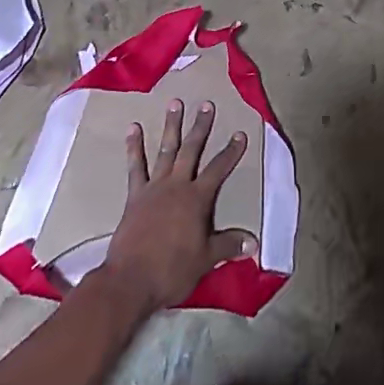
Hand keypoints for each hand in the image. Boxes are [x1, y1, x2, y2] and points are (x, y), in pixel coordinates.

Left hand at [96, 98, 253, 313]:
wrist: (129, 280)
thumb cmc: (172, 269)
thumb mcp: (206, 259)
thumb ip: (229, 245)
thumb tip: (254, 243)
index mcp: (197, 199)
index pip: (219, 169)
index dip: (231, 152)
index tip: (240, 134)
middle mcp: (176, 186)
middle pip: (192, 151)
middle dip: (201, 127)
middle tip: (206, 105)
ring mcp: (153, 189)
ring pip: (165, 151)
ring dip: (171, 127)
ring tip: (174, 104)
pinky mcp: (134, 197)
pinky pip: (135, 167)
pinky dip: (134, 148)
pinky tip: (132, 130)